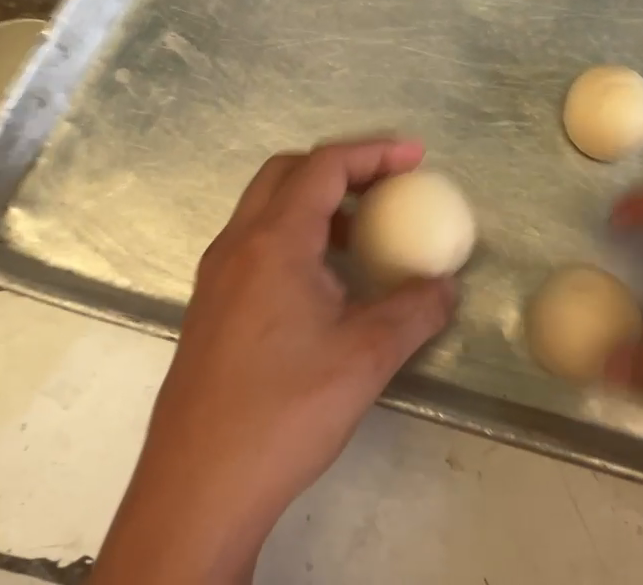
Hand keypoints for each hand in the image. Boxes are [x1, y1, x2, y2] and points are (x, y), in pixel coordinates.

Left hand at [92, 139, 455, 584]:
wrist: (197, 491)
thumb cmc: (284, 413)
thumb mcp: (367, 358)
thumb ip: (415, 310)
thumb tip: (445, 286)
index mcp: (273, 243)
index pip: (324, 166)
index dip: (374, 152)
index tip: (417, 158)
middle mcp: (237, 247)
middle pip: (287, 174)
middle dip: (342, 167)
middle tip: (389, 186)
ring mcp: (216, 279)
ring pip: (267, 210)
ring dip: (318, 204)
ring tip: (365, 234)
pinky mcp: (211, 310)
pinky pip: (257, 246)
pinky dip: (298, 237)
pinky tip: (328, 283)